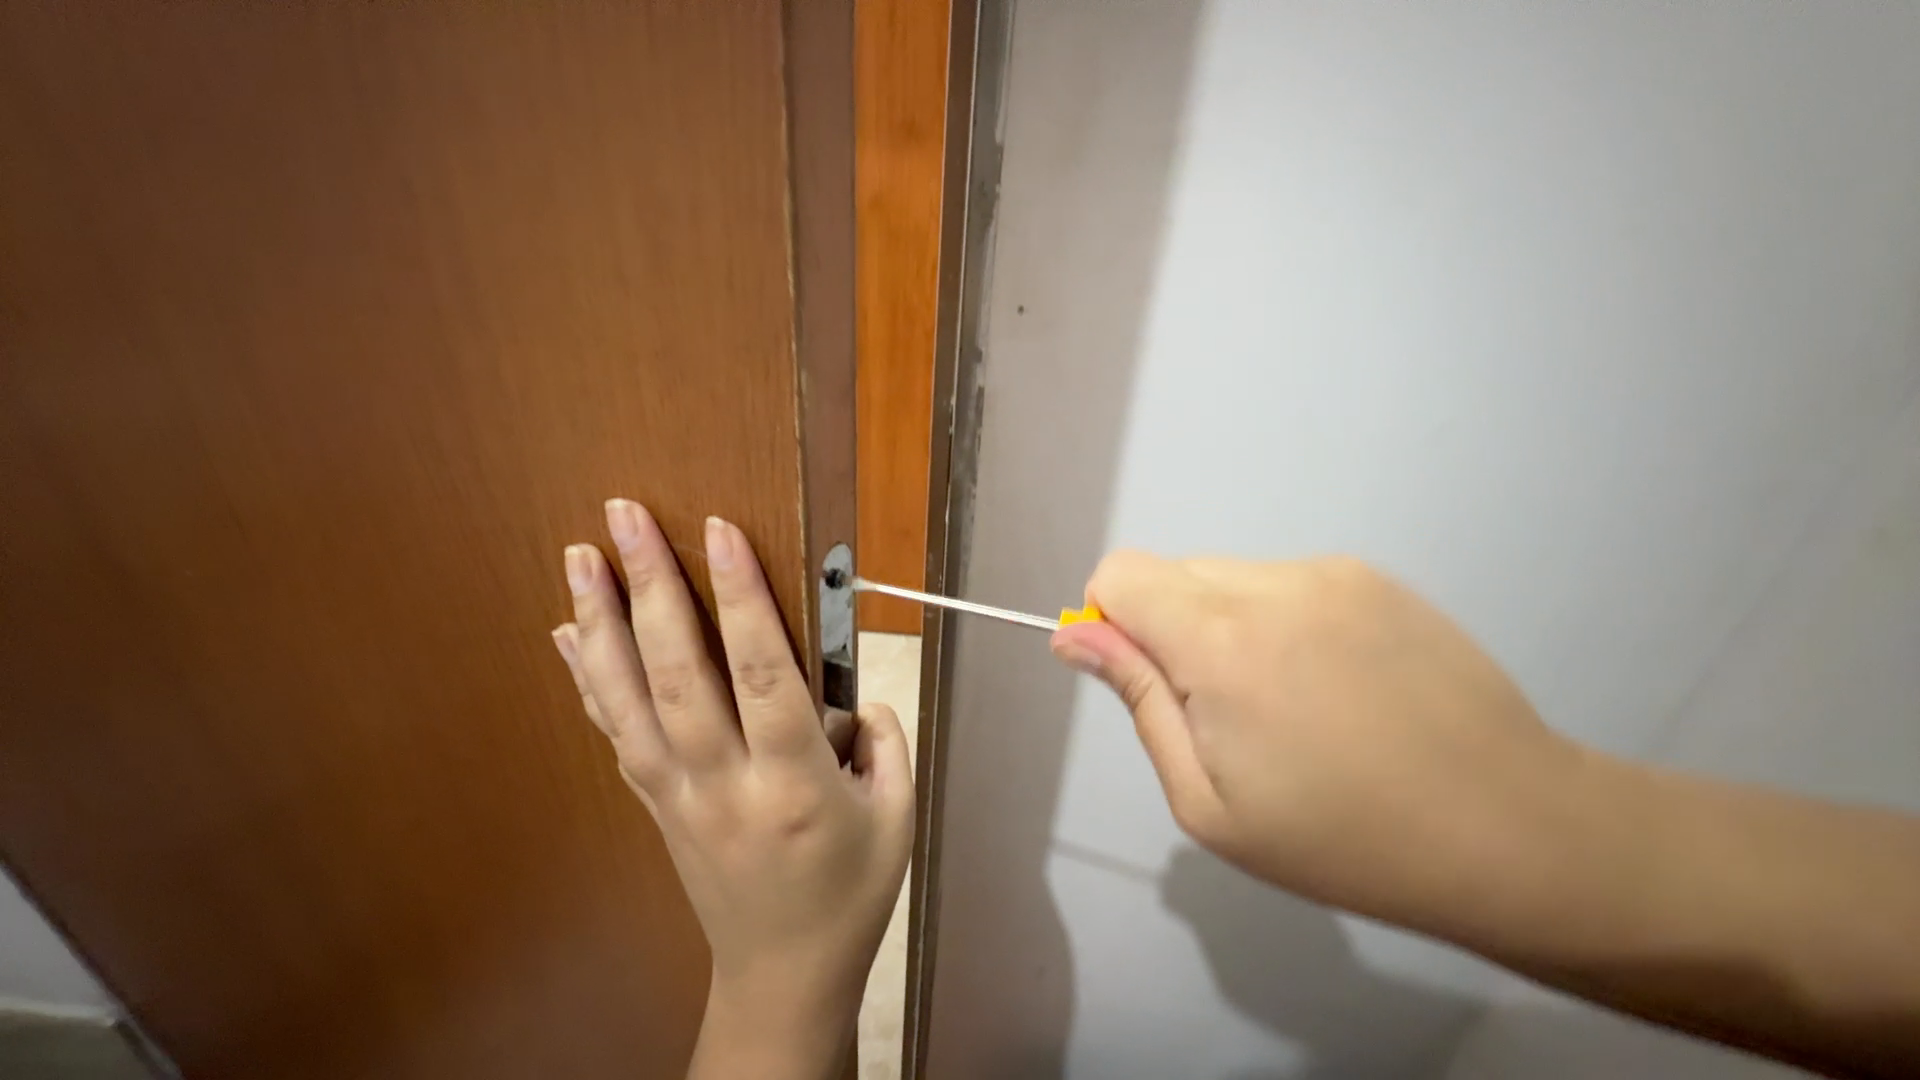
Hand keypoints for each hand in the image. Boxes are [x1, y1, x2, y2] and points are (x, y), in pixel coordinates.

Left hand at [552, 500, 913, 1078]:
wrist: (782, 974)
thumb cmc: (851, 896)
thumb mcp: (898, 816)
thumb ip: (881, 738)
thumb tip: (846, 692)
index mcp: (794, 786)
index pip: (762, 674)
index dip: (741, 597)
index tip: (719, 531)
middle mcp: (723, 783)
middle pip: (678, 673)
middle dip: (651, 586)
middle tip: (624, 516)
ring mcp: (677, 794)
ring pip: (629, 699)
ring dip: (603, 622)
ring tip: (581, 555)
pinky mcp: (656, 803)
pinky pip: (616, 731)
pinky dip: (590, 678)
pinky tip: (569, 633)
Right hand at [1050, 552, 1579, 930]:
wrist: (1512, 829)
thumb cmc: (1341, 838)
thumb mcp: (1208, 800)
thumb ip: (1137, 700)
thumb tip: (1073, 633)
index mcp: (1221, 641)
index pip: (1120, 574)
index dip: (1111, 621)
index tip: (1150, 682)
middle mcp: (1273, 584)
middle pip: (1171, 572)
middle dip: (1169, 628)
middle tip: (1226, 711)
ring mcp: (1333, 573)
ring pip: (1228, 575)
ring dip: (1225, 623)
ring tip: (1289, 700)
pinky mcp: (1377, 577)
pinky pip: (1287, 581)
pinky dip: (1280, 620)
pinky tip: (1333, 682)